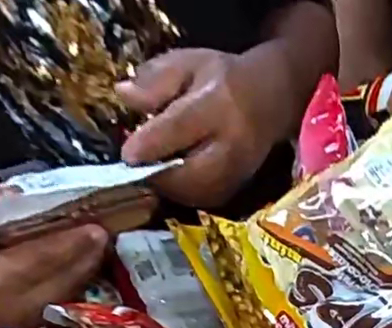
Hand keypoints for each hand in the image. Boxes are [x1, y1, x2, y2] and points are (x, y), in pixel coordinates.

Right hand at [0, 199, 107, 326]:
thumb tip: (26, 197)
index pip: (44, 260)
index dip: (73, 243)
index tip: (97, 226)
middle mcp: (16, 308)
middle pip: (65, 280)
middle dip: (88, 255)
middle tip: (109, 229)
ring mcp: (23, 319)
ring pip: (68, 292)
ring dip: (87, 268)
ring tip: (102, 242)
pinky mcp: (25, 321)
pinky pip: (59, 298)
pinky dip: (74, 278)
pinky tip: (84, 260)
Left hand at [117, 47, 297, 207]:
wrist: (268, 101)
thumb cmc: (223, 79)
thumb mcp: (186, 64)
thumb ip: (155, 79)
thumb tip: (124, 96)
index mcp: (217, 105)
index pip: (180, 128)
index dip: (152, 145)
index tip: (128, 155)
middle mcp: (231, 145)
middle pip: (192, 173)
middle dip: (160, 175)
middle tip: (138, 166)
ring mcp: (238, 171)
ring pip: (200, 192)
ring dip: (172, 188)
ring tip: (153, 172)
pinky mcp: (239, 186)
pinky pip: (208, 199)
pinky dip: (186, 194)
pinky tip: (174, 180)